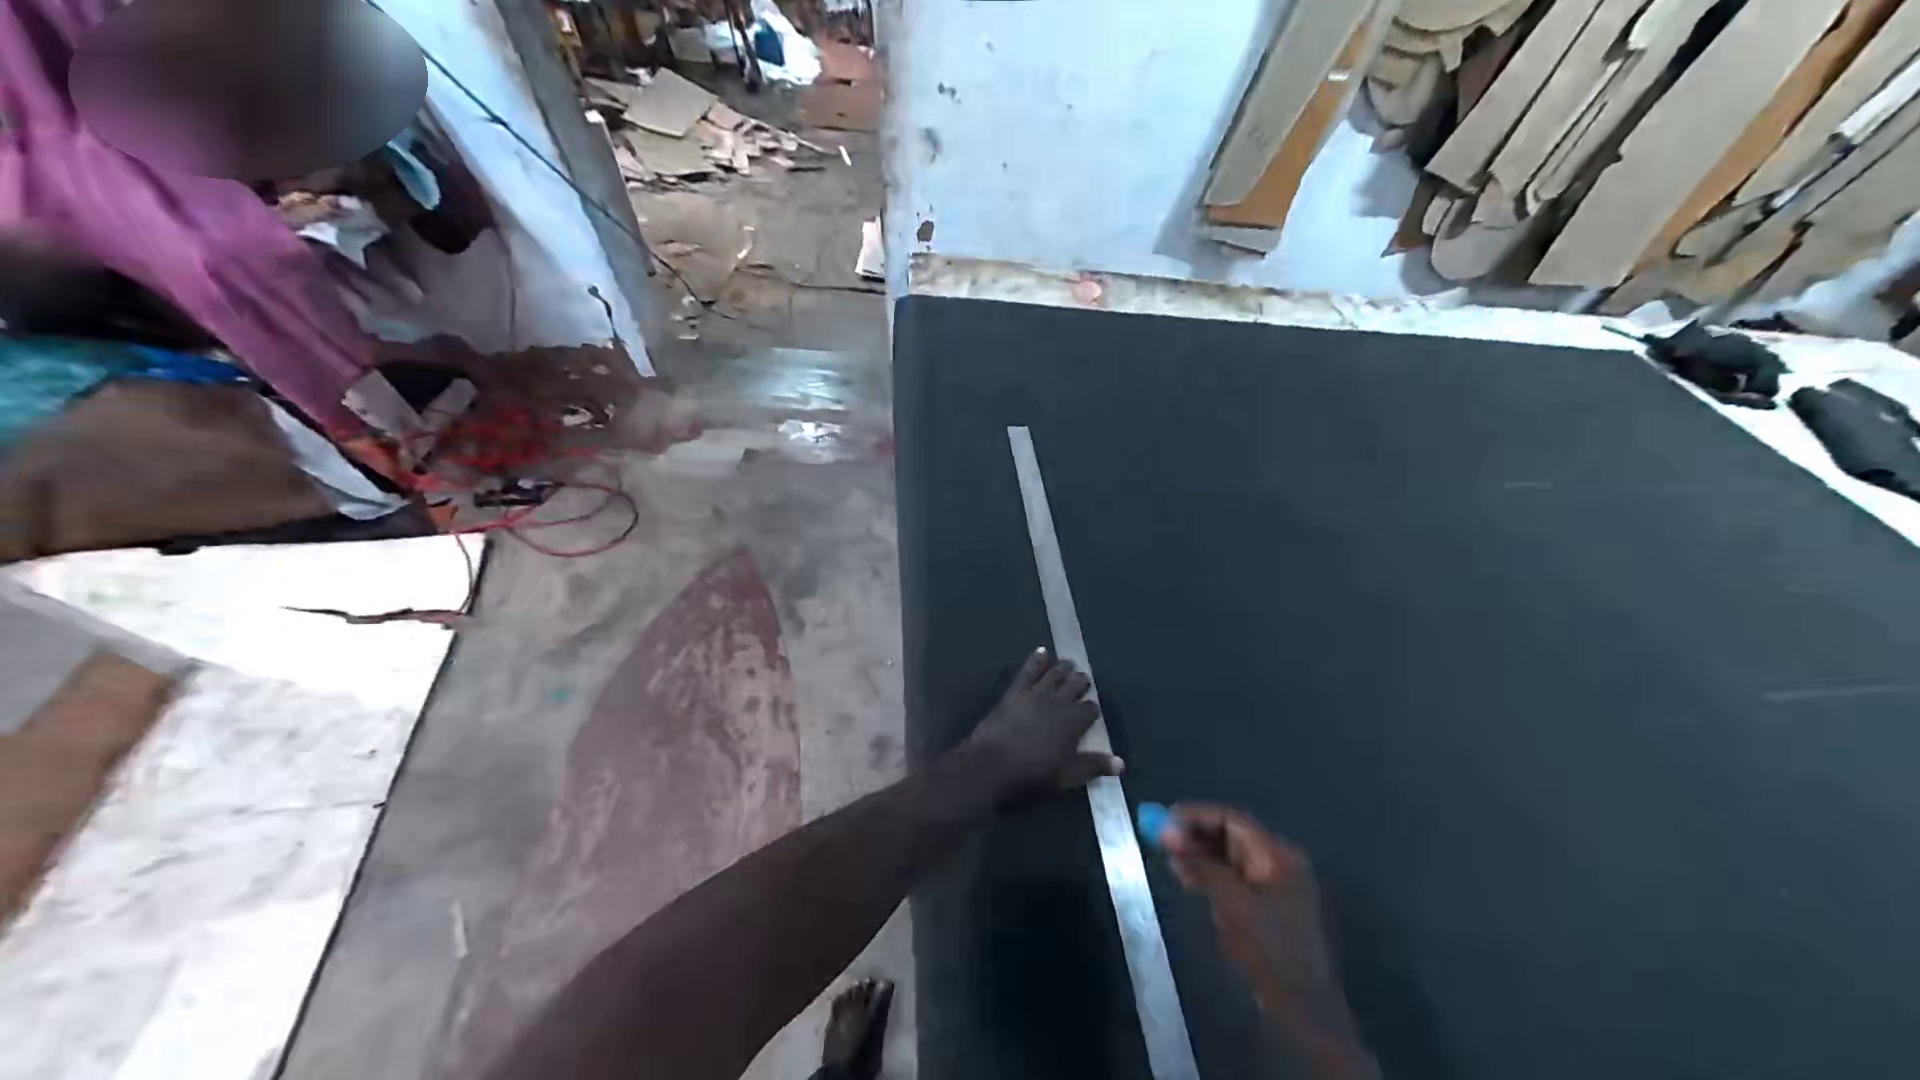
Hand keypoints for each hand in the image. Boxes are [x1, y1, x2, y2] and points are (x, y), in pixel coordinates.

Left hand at [959, 648, 1122, 807]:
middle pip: (1075, 685)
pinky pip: (1028, 671)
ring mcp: (1036, 694)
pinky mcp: (1015, 692)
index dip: (1092, 709)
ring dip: (1064, 668)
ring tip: (1069, 663)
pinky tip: (1041, 651)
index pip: (1090, 709)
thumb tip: (1120, 763)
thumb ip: (1093, 766)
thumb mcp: (1067, 776)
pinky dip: (1036, 660)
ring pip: (1054, 674)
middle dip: (1081, 682)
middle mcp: (1058, 702)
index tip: (1092, 711)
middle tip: (1084, 678)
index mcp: (1074, 722)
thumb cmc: (1032, 773)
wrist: (992, 764)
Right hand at [1160, 806, 1377, 1078]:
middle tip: (1162, 840)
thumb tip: (1167, 836)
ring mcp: (1274, 884)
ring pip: (1230, 856)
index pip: (1232, 820)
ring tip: (1170, 858)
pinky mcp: (1266, 905)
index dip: (1196, 816)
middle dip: (1196, 835)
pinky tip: (1189, 878)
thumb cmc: (1268, 948)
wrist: (1300, 1007)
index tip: (1164, 820)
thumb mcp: (1231, 902)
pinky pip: (1234, 876)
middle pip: (1231, 835)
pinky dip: (1210, 873)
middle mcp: (1278, 862)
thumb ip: (1199, 865)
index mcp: (1278, 855)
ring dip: (1200, 855)